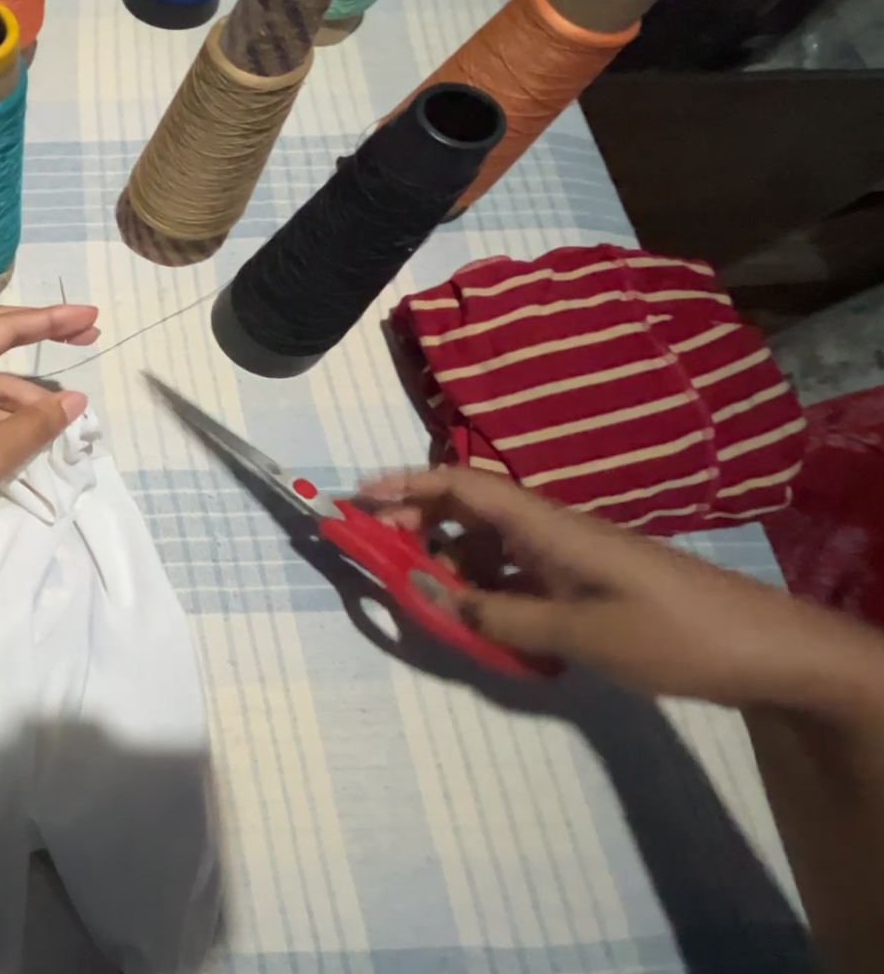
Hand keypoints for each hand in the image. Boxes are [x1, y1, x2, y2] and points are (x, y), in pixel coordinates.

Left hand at [0, 305, 99, 560]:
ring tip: (64, 416)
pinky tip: (34, 431)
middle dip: (40, 339)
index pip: (0, 328)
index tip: (89, 315)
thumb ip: (36, 424)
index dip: (49, 320)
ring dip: (25, 396)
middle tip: (88, 334)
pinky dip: (6, 417)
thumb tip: (77, 400)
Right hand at [362, 467, 883, 714]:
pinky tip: (478, 616)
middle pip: (465, 508)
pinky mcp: (578, 580)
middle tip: (381, 551)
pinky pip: (510, 571)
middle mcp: (548, 530)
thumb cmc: (674, 633)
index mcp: (546, 526)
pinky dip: (481, 585)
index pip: (462, 485)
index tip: (359, 497)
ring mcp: (564, 555)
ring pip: (485, 542)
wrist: (780, 656)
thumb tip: (425, 596)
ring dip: (447, 559)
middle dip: (415, 522)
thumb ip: (495, 616)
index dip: (406, 484)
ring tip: (425, 593)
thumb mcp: (578, 634)